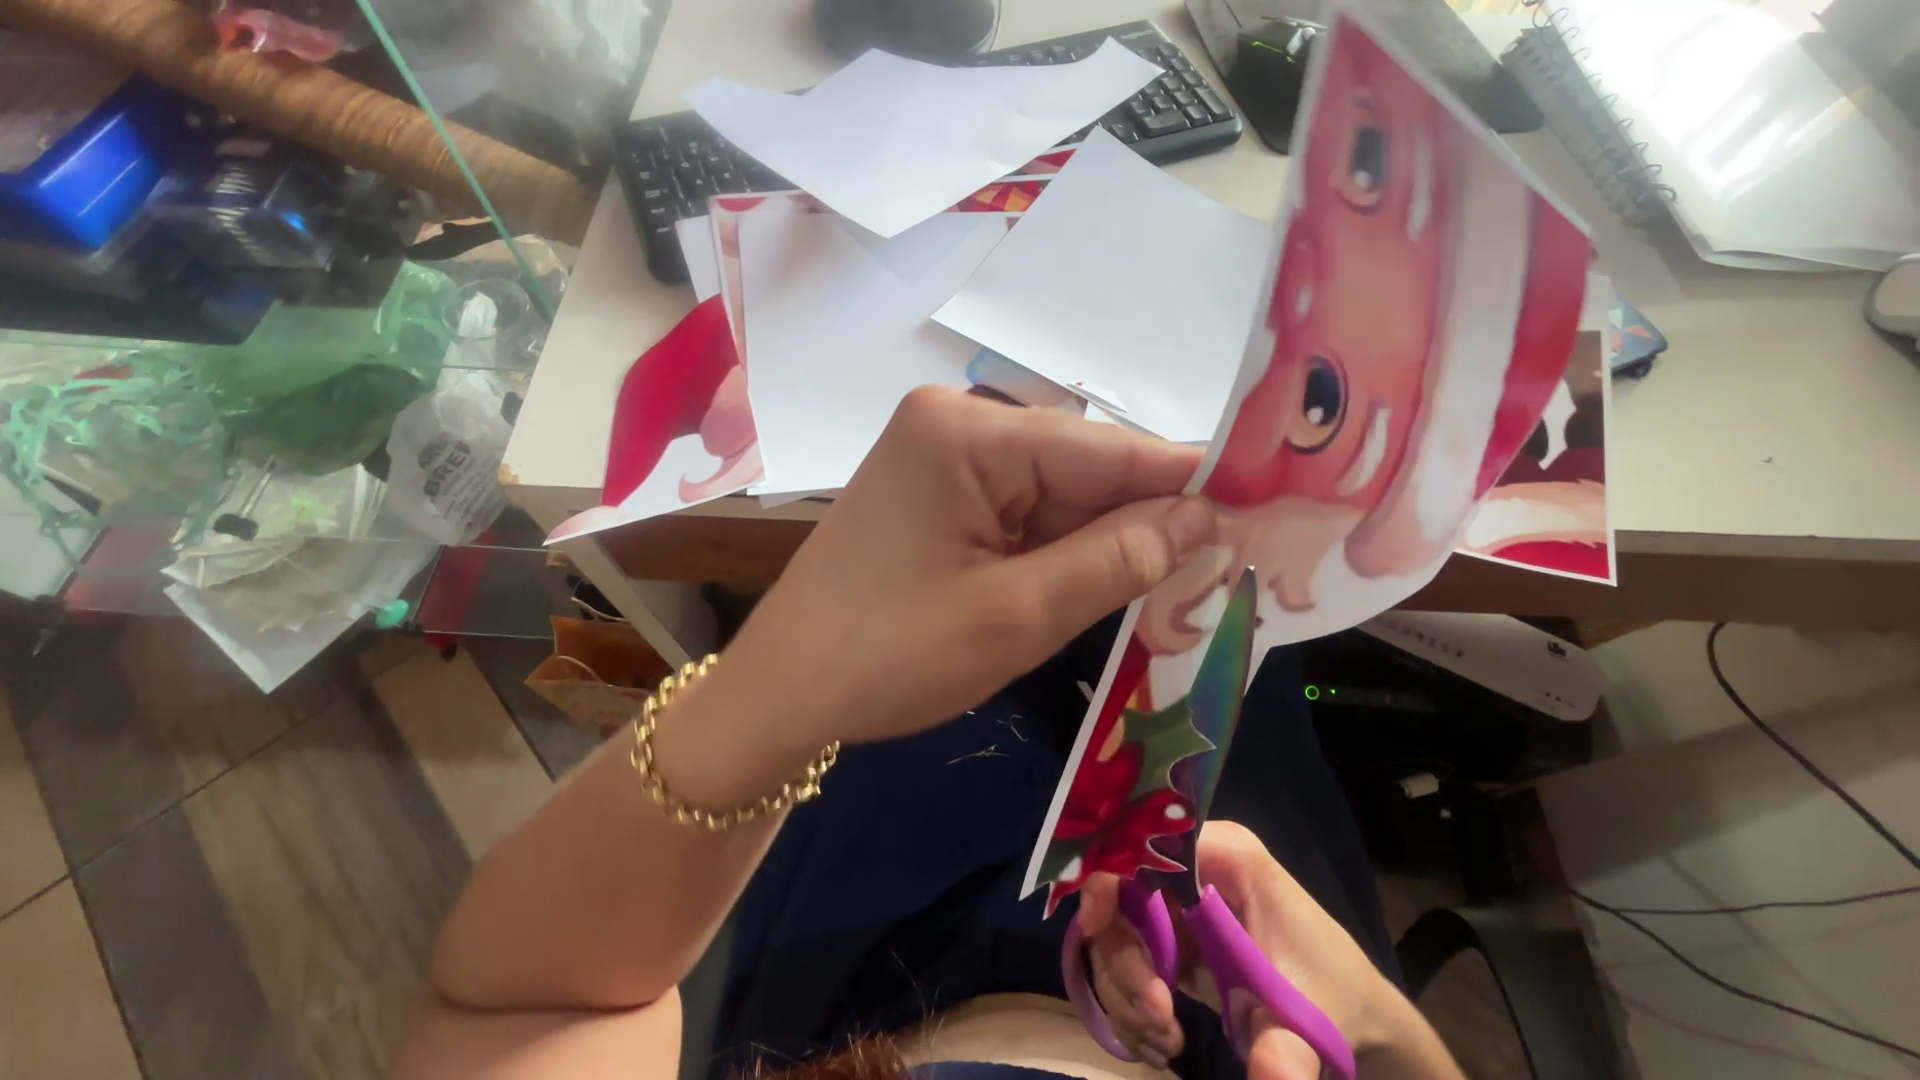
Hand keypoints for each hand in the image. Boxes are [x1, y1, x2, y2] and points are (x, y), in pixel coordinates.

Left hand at [718, 387, 1214, 748]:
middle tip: (1224, 564)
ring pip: (1055, 494)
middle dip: (1143, 519)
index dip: (1186, 480)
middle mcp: (954, 425)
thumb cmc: (890, 656)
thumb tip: (1204, 518)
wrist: (782, 693)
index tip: (1262, 501)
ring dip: (1102, 542)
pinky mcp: (935, 496)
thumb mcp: (1018, 615)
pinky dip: (1058, 550)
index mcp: (966, 433)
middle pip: (1081, 467)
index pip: (1106, 449)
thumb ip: (1117, 559)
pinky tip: (1096, 583)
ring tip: (1171, 585)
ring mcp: (940, 458)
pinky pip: (1019, 513)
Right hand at [1079, 822, 1406, 1077]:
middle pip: (1119, 899)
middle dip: (1125, 965)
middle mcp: (1190, 868)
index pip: (1140, 846)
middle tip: (1158, 1016)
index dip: (1107, 879)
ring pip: (1114, 936)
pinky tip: (1162, 1040)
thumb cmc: (1331, 995)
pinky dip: (1132, 1006)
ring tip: (1167, 1039)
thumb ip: (1284, 1048)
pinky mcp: (1170, 937)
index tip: (1096, 928)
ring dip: (1127, 995)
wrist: (1349, 1018)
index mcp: (1222, 855)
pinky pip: (1126, 962)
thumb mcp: (1306, 1019)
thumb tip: (1272, 1079)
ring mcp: (1176, 903)